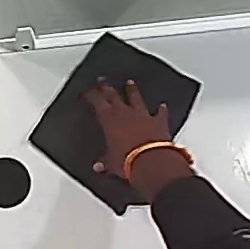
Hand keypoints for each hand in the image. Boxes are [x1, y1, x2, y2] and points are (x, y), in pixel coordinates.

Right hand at [82, 78, 192, 199]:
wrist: (151, 161)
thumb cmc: (127, 161)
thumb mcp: (111, 164)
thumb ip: (104, 163)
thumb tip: (98, 167)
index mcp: (109, 120)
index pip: (97, 102)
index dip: (91, 95)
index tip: (87, 91)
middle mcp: (125, 113)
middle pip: (114, 95)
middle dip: (107, 87)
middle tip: (103, 81)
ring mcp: (142, 115)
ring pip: (135, 98)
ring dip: (132, 90)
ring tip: (130, 82)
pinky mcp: (158, 121)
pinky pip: (160, 113)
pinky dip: (161, 110)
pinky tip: (163, 105)